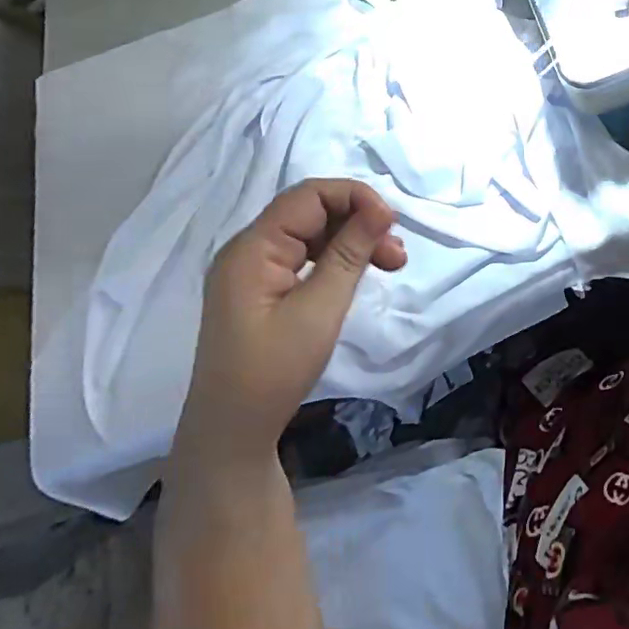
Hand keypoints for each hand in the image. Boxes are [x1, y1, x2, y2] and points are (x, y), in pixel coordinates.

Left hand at [172, 179, 407, 471]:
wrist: (231, 433)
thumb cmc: (274, 370)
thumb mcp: (320, 309)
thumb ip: (350, 253)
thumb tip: (381, 209)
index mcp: (253, 247)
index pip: (308, 195)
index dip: (354, 198)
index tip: (391, 222)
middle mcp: (249, 249)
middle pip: (311, 211)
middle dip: (358, 221)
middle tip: (397, 252)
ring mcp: (254, 270)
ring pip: (312, 233)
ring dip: (353, 241)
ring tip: (392, 263)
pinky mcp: (262, 289)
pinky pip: (304, 256)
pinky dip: (337, 259)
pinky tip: (362, 272)